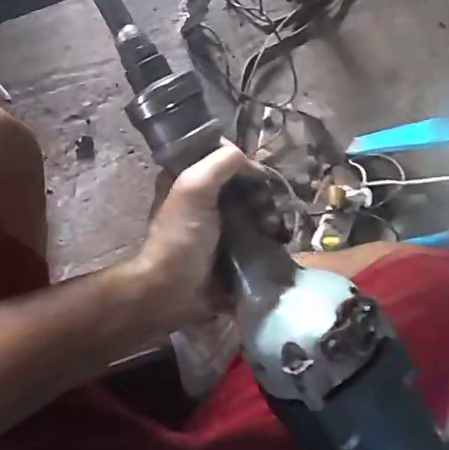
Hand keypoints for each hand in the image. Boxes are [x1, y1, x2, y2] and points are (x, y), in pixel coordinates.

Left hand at [121, 142, 258, 332]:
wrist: (171, 293)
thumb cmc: (179, 238)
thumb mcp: (192, 189)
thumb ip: (220, 163)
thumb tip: (253, 162)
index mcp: (187, 177)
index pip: (222, 156)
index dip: (243, 161)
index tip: (258, 175)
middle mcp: (203, 197)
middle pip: (243, 182)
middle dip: (261, 191)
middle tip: (267, 206)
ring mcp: (218, 223)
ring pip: (254, 206)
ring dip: (269, 213)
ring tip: (274, 228)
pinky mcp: (232, 247)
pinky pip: (257, 230)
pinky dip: (270, 231)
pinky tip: (277, 238)